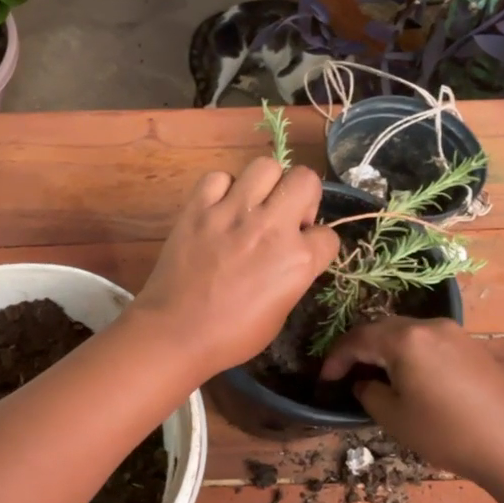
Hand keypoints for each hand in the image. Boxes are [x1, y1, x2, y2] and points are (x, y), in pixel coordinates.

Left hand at [129, 159, 339, 377]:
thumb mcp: (280, 313)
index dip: (317, 244)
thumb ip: (293, 276)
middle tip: (284, 217)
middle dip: (302, 196)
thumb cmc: (231, 336)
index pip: (328, 234)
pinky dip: (221, 189)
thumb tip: (291, 257)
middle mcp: (271, 227)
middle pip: (305, 180)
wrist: (175, 333)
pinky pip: (218, 177)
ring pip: (265, 166)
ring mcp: (232, 213)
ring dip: (265, 185)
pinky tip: (218, 209)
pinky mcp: (198, 208)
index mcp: (298, 260)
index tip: (302, 252)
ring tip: (251, 207)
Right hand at [319, 318, 503, 487]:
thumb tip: (365, 383)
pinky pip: (429, 343)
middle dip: (360, 350)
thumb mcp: (394, 417)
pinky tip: (409, 380)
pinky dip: (410, 355)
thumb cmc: (447, 432)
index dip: (335, 358)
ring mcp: (455, 335)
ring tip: (375, 378)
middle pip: (382, 329)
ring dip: (385, 351)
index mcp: (403, 338)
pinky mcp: (474, 349)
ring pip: (406, 335)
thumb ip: (369, 393)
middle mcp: (429, 326)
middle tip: (346, 376)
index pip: (356, 339)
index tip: (323, 379)